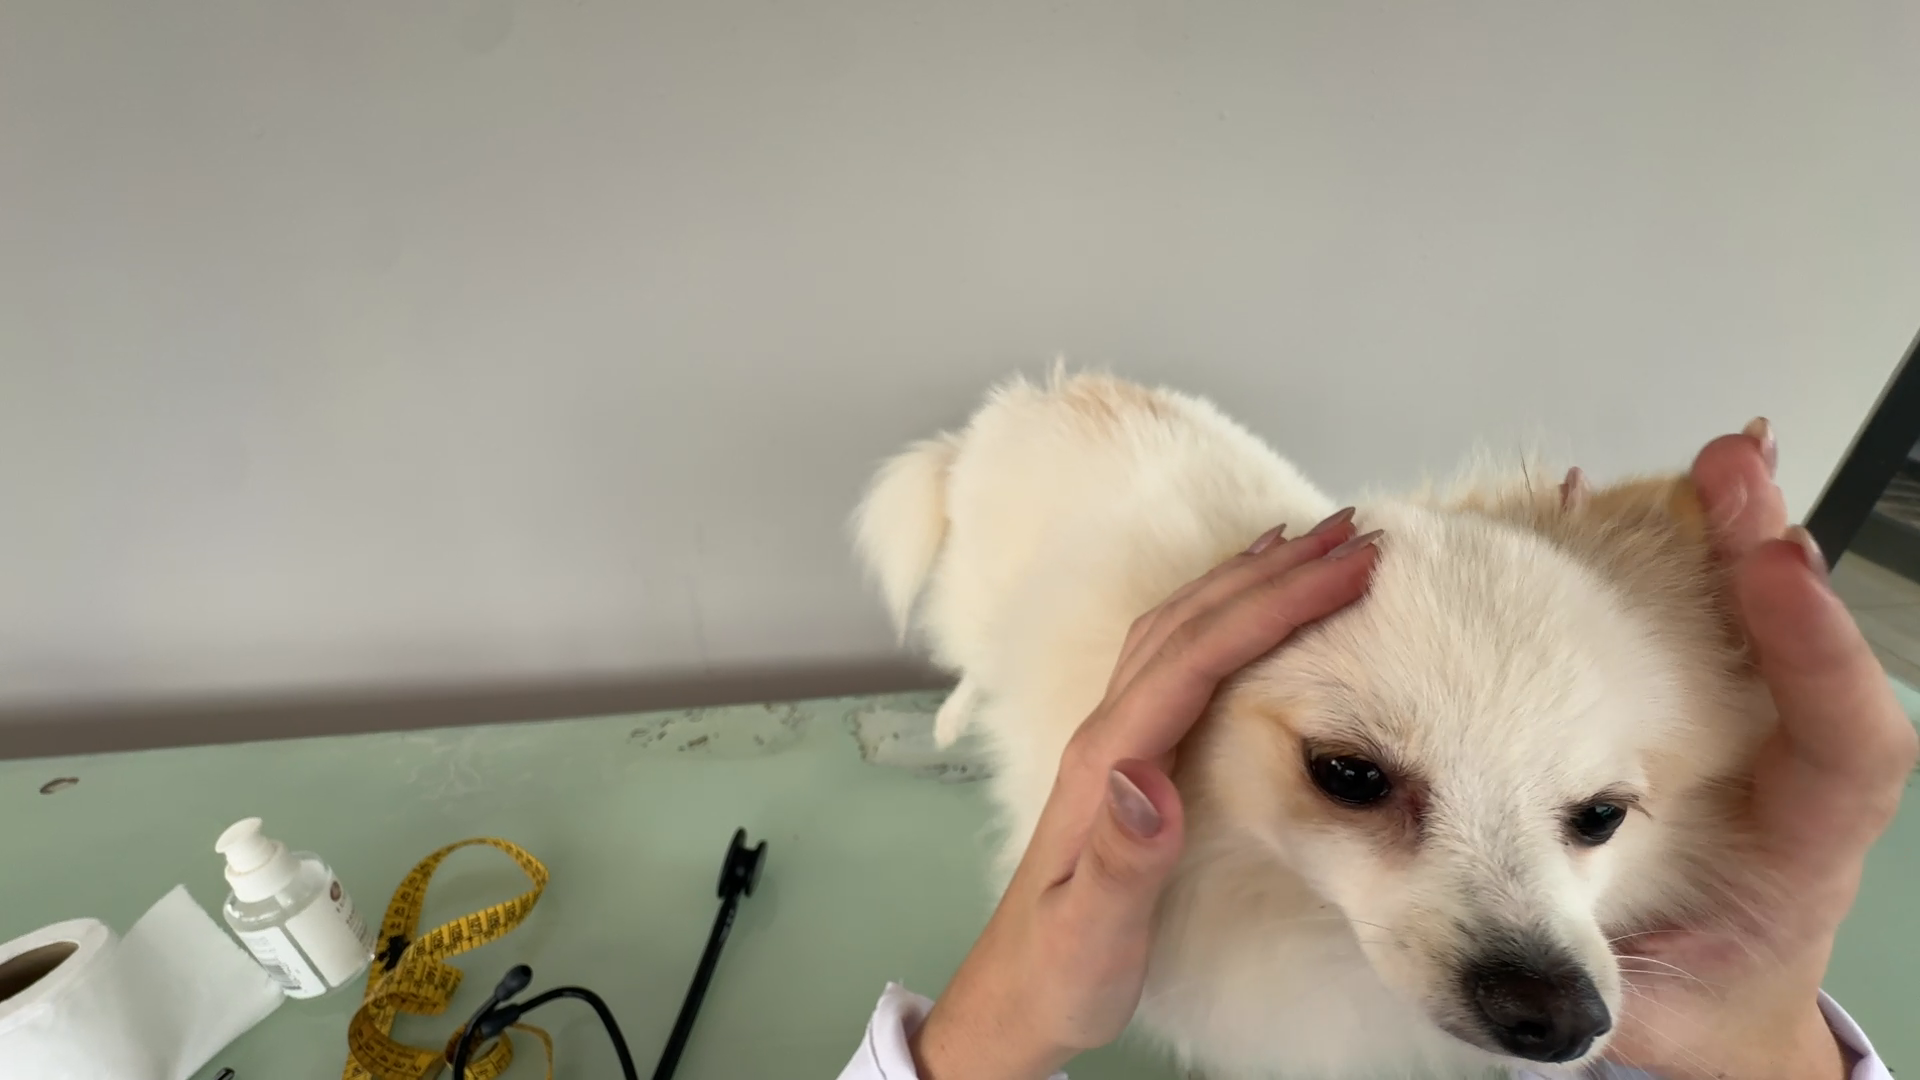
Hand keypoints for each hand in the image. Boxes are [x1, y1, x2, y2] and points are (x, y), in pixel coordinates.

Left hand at [908, 512, 1381, 1078]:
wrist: (1022, 980)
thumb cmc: (1063, 963)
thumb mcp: (1092, 931)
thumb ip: (1121, 860)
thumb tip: (1146, 780)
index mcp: (1108, 761)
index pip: (1195, 660)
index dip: (1269, 609)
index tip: (1345, 572)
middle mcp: (1107, 730)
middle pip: (1189, 625)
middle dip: (1270, 574)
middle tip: (1353, 536)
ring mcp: (1114, 732)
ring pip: (1177, 629)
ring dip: (1241, 581)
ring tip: (1307, 546)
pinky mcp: (1128, 747)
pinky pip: (1174, 657)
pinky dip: (1216, 617)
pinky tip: (1246, 609)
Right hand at [1605, 422, 1917, 1078]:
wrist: (1713, 1018)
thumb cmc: (1688, 1010)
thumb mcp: (1637, 1022)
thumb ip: (1587, 997)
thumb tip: (1519, 975)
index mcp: (1792, 845)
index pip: (1844, 741)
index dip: (1816, 649)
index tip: (1769, 567)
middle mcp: (1769, 779)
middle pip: (1795, 653)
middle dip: (1765, 552)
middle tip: (1731, 469)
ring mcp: (1720, 750)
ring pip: (1735, 633)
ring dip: (1714, 544)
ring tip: (1693, 471)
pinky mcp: (1663, 733)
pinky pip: (1667, 643)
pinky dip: (1650, 576)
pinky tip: (1609, 522)